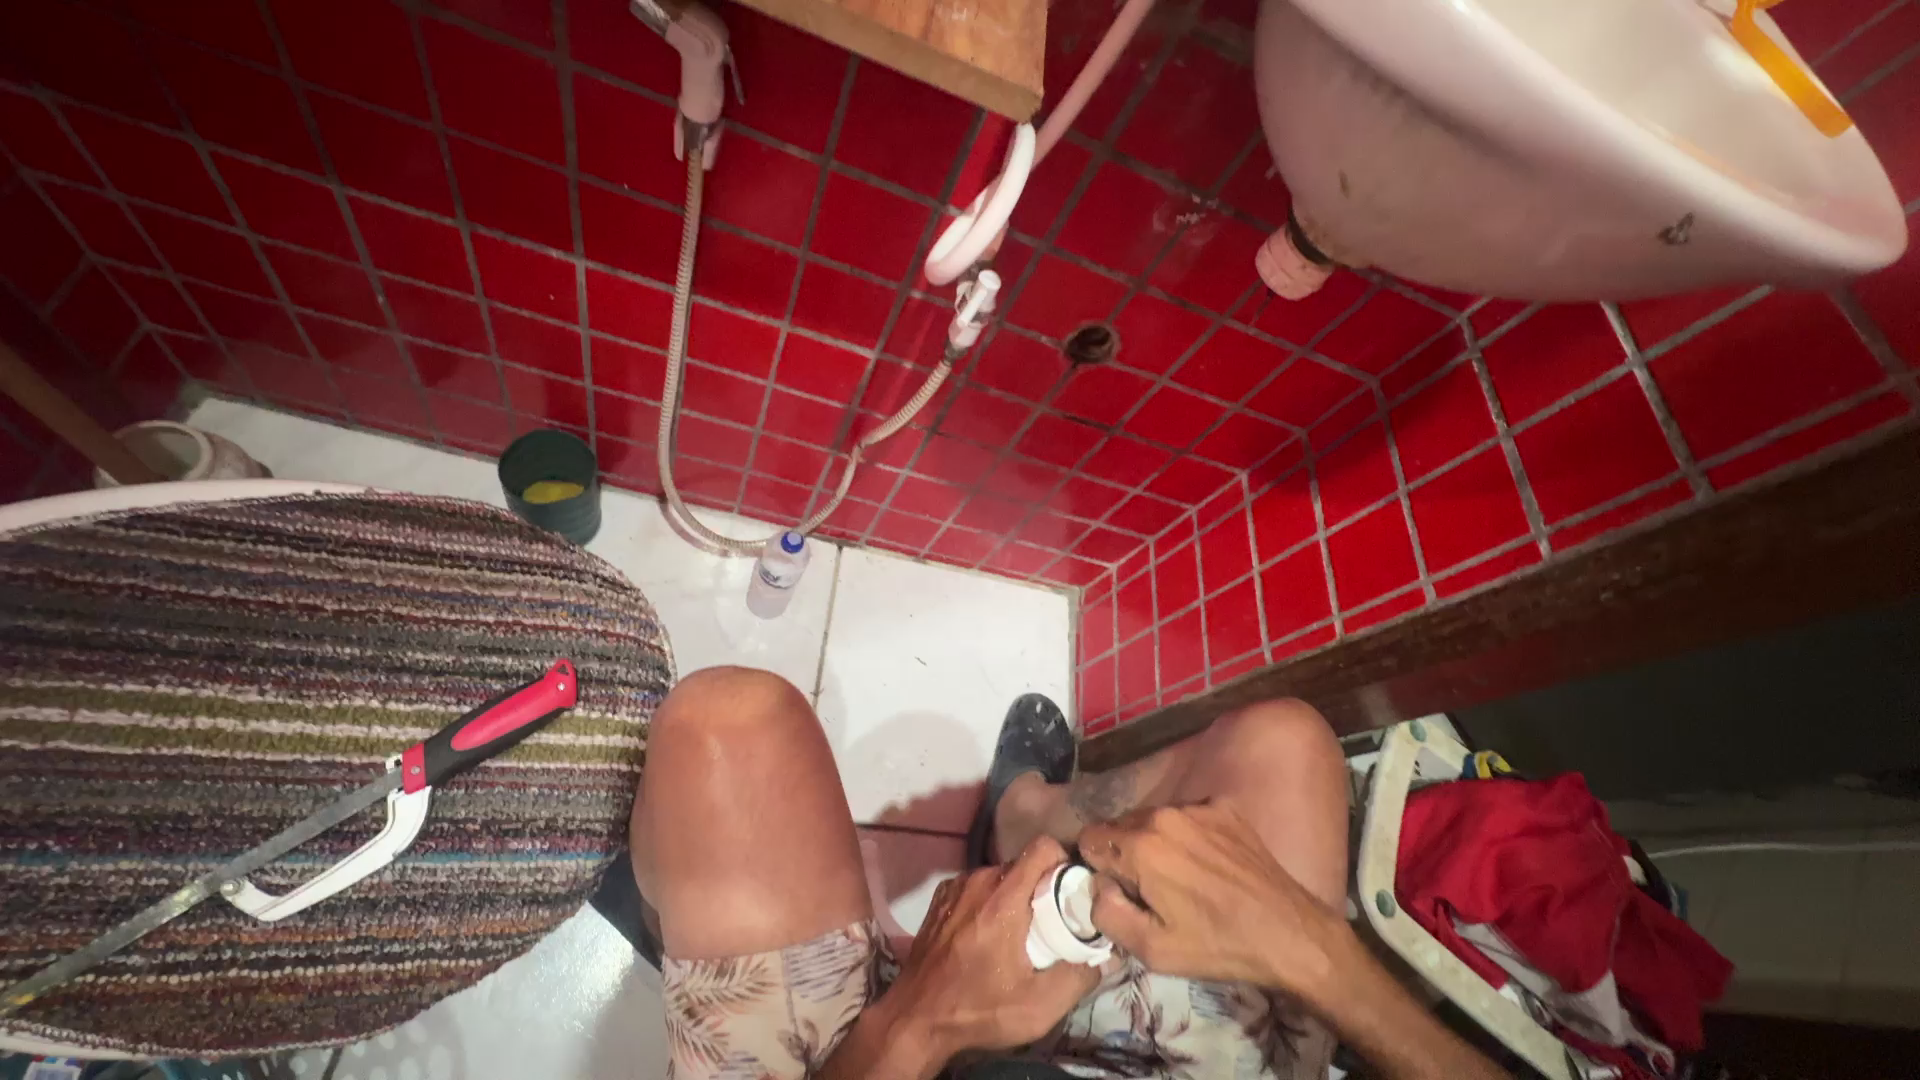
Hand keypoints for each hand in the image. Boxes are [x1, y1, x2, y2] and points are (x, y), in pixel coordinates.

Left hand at [886, 835, 1102, 1056]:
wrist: (917, 1017)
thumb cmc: (978, 1009)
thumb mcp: (1038, 1005)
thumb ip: (1079, 976)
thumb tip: (1108, 954)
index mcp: (1004, 897)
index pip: (1043, 847)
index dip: (1063, 861)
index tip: (1072, 890)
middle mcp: (979, 880)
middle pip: (1023, 864)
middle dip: (1041, 887)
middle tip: (1050, 922)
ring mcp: (956, 886)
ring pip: (1000, 875)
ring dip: (1014, 896)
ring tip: (1019, 933)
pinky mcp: (942, 897)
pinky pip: (978, 886)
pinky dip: (989, 901)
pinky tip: (988, 934)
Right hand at [1080, 802, 1350, 998]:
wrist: (1290, 933)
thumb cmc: (1217, 946)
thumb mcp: (1152, 950)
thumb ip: (1106, 913)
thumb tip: (1095, 885)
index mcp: (1140, 847)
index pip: (1089, 838)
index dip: (1096, 865)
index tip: (1117, 888)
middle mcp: (1162, 816)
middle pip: (1119, 826)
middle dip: (1124, 853)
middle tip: (1149, 889)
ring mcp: (1194, 808)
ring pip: (1151, 819)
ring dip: (1154, 843)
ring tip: (1181, 878)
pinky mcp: (1221, 808)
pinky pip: (1184, 816)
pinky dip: (1186, 835)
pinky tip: (1206, 865)